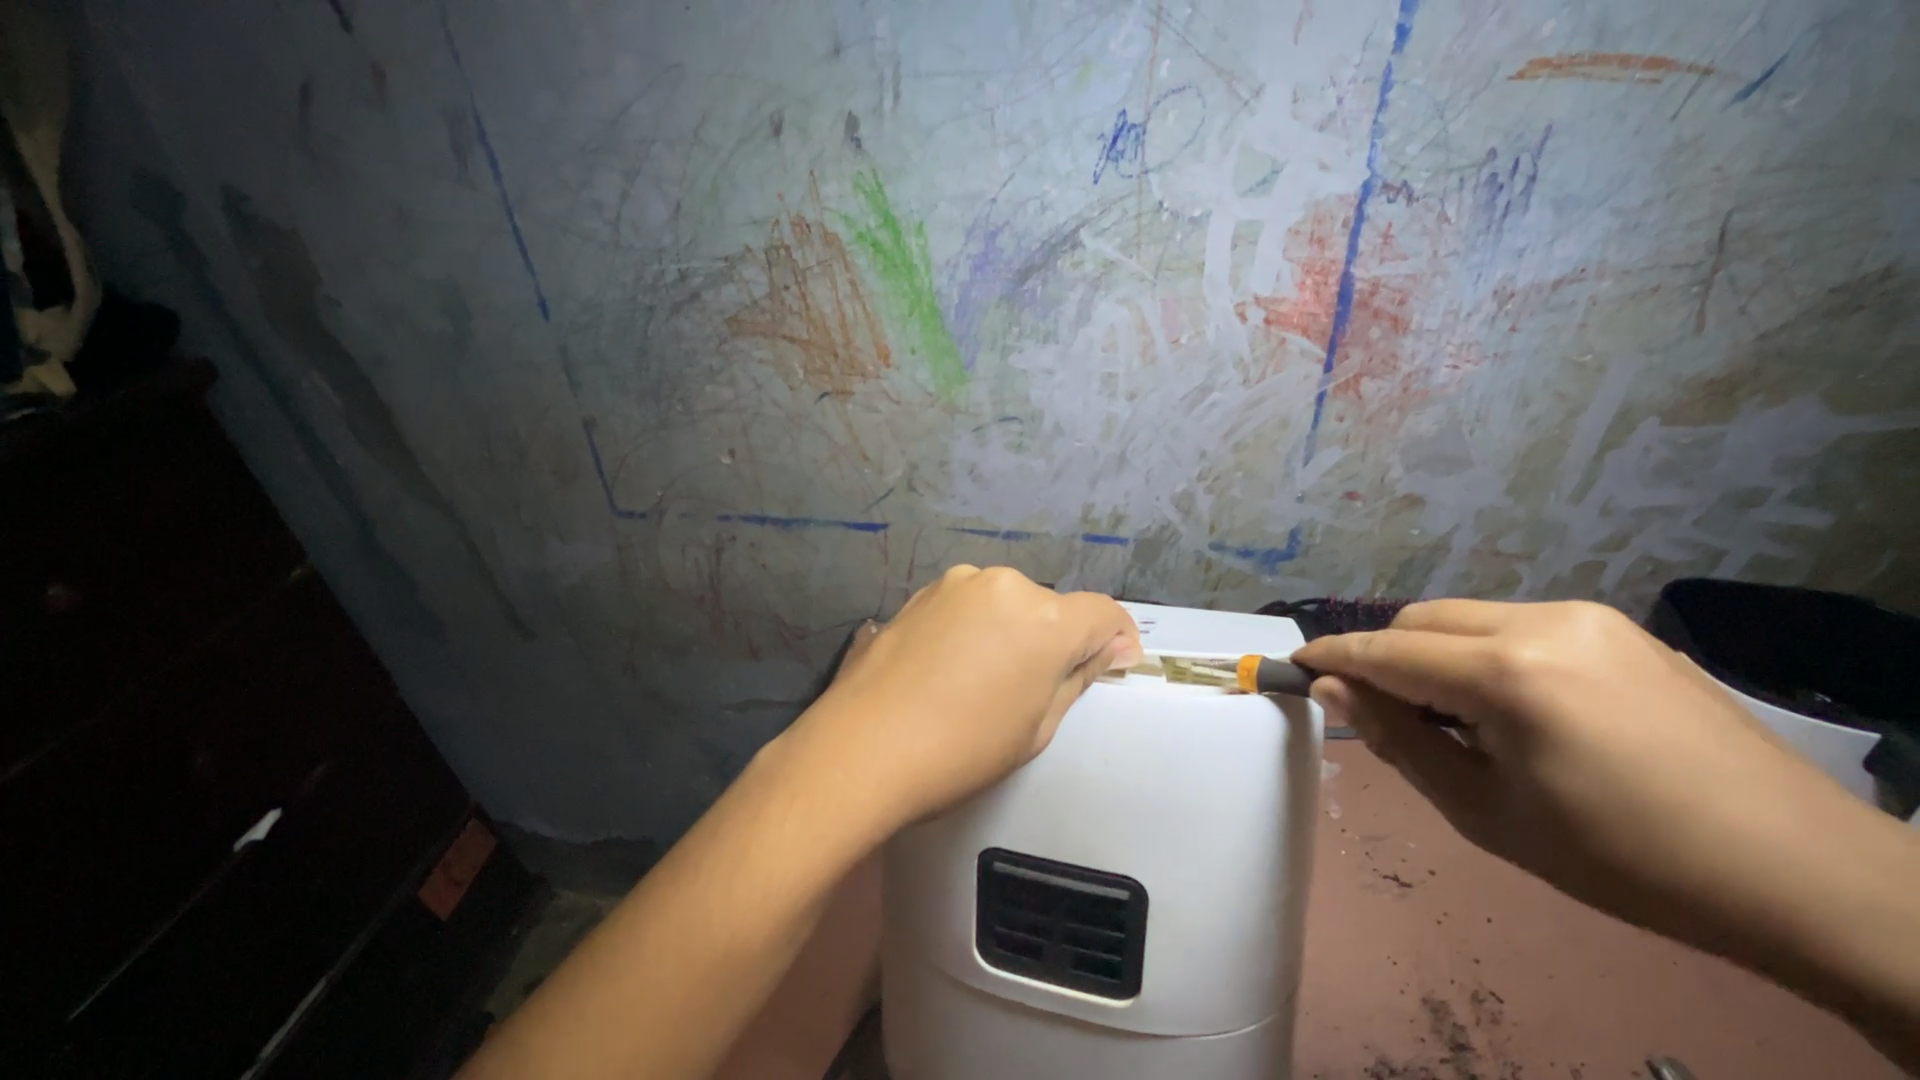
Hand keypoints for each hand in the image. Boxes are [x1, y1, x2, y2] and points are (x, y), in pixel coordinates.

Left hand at [792, 566, 1141, 825]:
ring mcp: (954, 585)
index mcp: (1044, 618)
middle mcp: (1003, 585)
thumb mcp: (1036, 728)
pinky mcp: (917, 595)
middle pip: (1049, 609)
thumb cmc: (961, 751)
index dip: (1114, 639)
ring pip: (1004, 605)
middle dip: (1052, 641)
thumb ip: (1078, 677)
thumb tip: (1114, 647)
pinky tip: (946, 673)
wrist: (861, 749)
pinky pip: (965, 608)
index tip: (1109, 667)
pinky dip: (970, 632)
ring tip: (979, 685)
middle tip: (1028, 693)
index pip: (1103, 613)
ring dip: (1007, 633)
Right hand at [1292, 600, 1896, 959]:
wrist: (1793, 869)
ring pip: (1469, 617)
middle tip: (1381, 714)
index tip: (1294, 668)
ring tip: (1454, 719)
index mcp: (1508, 674)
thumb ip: (1399, 740)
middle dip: (1385, 656)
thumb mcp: (1486, 814)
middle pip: (1423, 619)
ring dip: (1435, 654)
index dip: (1333, 658)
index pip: (1387, 651)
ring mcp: (1590, 618)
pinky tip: (1513, 708)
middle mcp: (1543, 622)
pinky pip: (1520, 625)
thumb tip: (1336, 690)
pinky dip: (1485, 653)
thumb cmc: (1621, 859)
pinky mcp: (1622, 628)